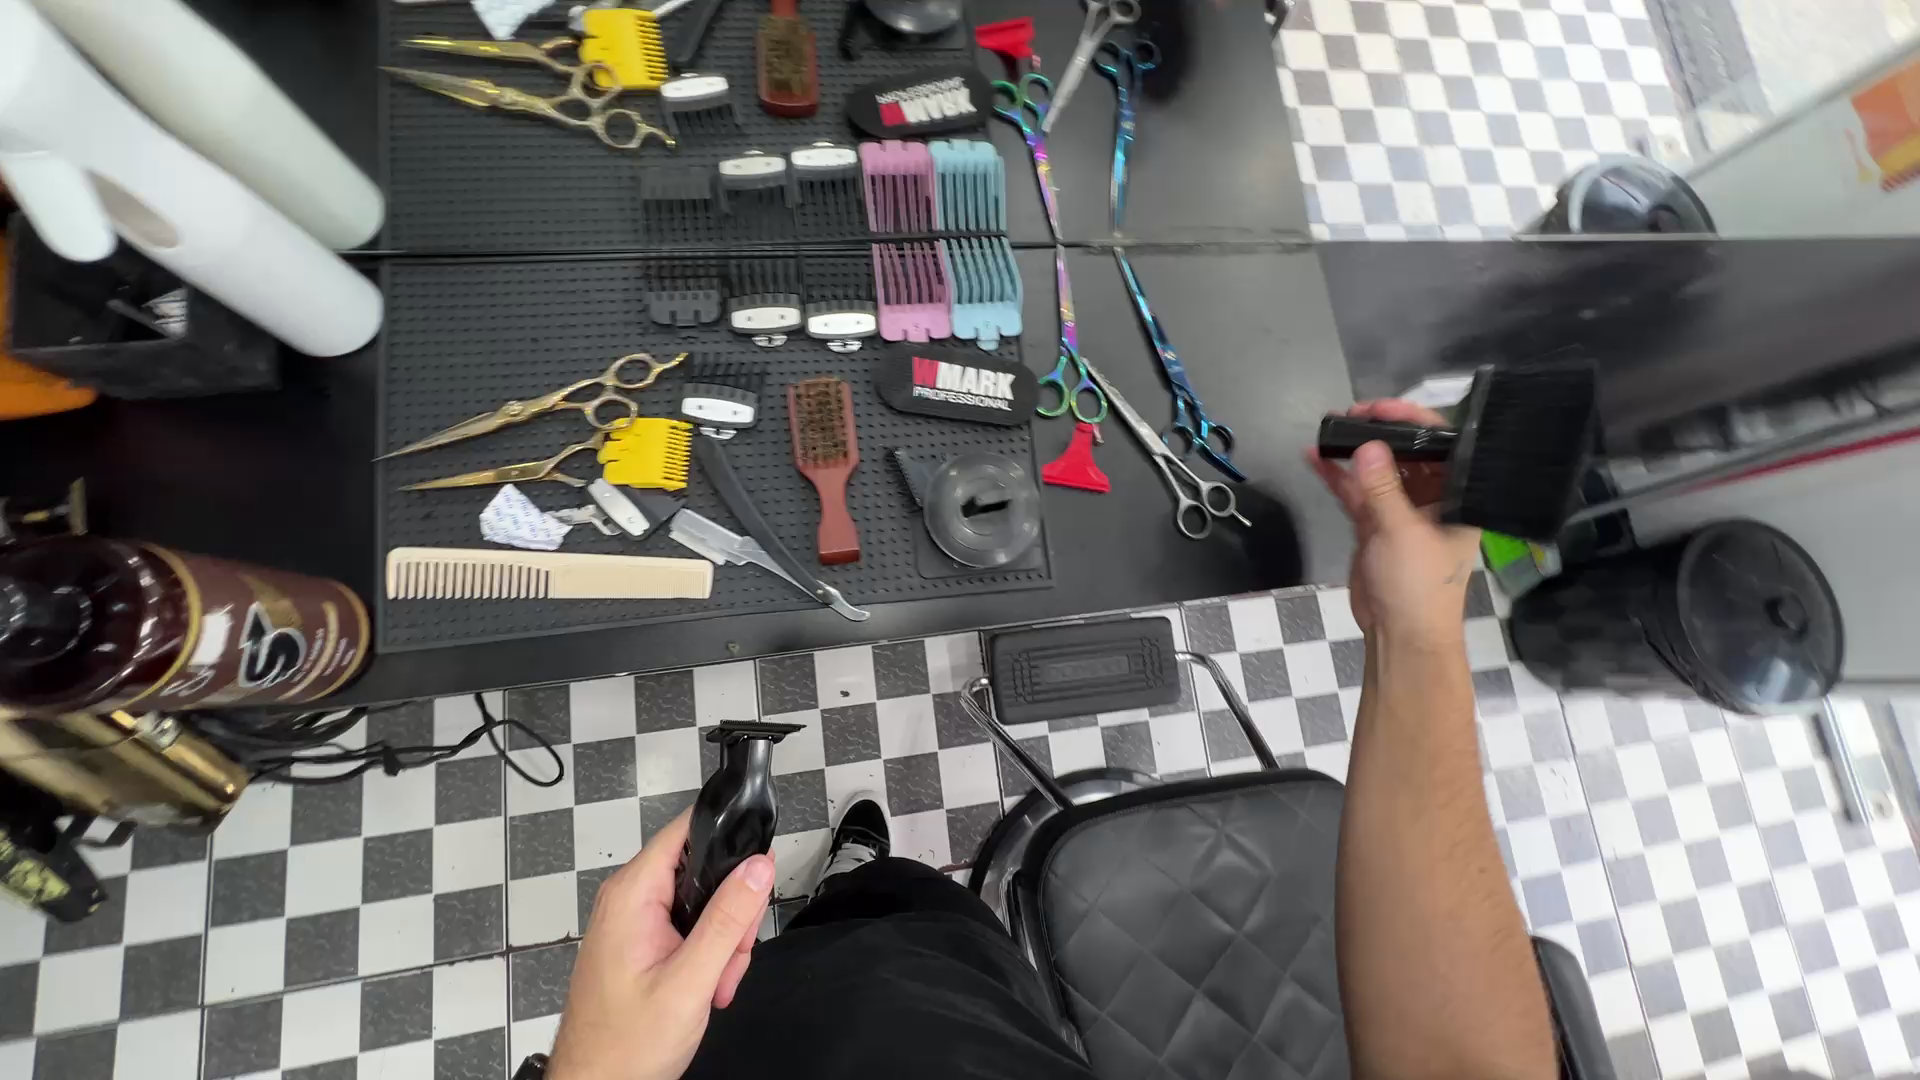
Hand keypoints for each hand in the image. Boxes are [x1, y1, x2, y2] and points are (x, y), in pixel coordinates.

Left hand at [547, 810, 774, 1079]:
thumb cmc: (626, 1047)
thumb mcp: (690, 981)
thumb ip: (727, 920)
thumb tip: (758, 867)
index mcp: (634, 893)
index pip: (687, 829)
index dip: (727, 837)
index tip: (757, 866)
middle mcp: (632, 897)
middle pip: (704, 869)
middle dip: (732, 910)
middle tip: (736, 952)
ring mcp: (637, 919)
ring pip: (704, 900)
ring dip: (725, 938)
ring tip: (719, 980)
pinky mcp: (644, 939)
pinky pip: (691, 924)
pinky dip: (709, 951)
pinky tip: (710, 984)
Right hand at [1307, 399, 1481, 644]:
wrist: (1401, 633)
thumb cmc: (1419, 584)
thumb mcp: (1402, 533)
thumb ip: (1382, 489)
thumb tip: (1367, 446)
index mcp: (1456, 498)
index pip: (1441, 447)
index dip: (1412, 422)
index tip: (1378, 408)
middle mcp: (1431, 500)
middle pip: (1405, 455)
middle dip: (1378, 433)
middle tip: (1349, 414)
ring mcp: (1399, 513)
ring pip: (1375, 473)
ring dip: (1352, 453)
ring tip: (1327, 428)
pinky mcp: (1372, 527)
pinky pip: (1354, 494)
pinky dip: (1336, 477)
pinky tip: (1315, 458)